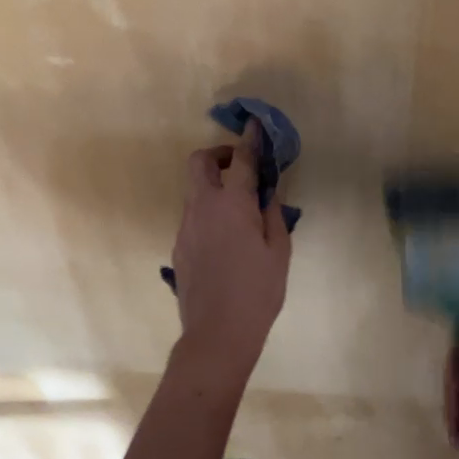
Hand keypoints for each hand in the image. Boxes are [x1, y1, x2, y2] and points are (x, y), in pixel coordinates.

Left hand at [170, 123, 292, 367]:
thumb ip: (273, 216)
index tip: (256, 124)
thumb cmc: (258, 291)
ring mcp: (186, 228)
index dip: (251, 140)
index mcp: (232, 205)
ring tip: (241, 208)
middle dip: (219, 154)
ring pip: (194, 191)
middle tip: (241, 167)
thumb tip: (268, 195)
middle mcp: (203, 208)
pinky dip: (210, 212)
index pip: (241, 160)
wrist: (217, 333)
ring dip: (215, 186)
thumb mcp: (279, 252)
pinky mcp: (180, 248)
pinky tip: (228, 238)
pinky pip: (194, 217)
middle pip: (200, 163)